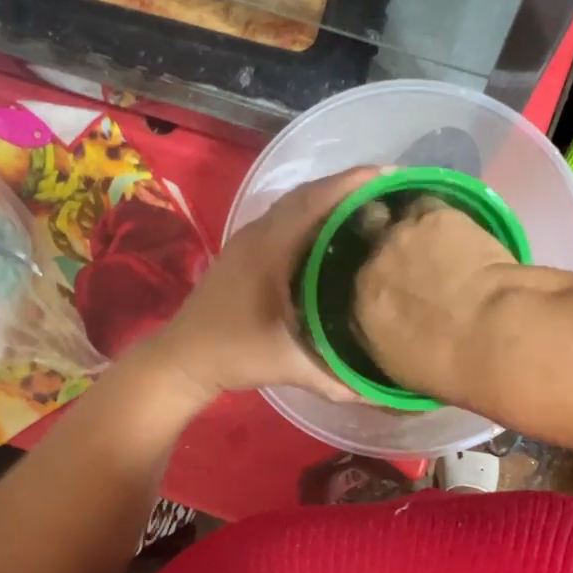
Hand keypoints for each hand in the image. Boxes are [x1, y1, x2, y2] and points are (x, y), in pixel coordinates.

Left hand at [135, 168, 379, 402]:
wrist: (182, 359)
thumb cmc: (232, 354)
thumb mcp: (287, 366)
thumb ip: (333, 380)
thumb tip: (379, 395)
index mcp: (269, 250)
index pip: (315, 202)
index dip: (353, 184)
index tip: (390, 176)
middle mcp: (258, 236)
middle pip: (307, 196)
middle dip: (348, 187)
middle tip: (389, 192)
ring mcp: (247, 241)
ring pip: (294, 207)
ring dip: (329, 200)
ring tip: (368, 207)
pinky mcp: (243, 253)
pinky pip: (284, 221)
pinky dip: (312, 217)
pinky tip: (332, 234)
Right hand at [352, 200, 572, 403]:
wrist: (488, 333)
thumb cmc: (445, 365)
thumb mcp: (399, 366)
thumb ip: (383, 339)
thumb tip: (389, 329)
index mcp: (354, 306)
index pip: (353, 285)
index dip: (372, 283)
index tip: (390, 289)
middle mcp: (368, 264)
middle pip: (369, 245)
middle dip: (386, 252)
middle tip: (413, 263)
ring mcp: (399, 234)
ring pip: (397, 220)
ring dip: (412, 229)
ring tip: (435, 242)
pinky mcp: (432, 214)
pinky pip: (428, 206)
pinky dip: (439, 217)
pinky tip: (457, 230)